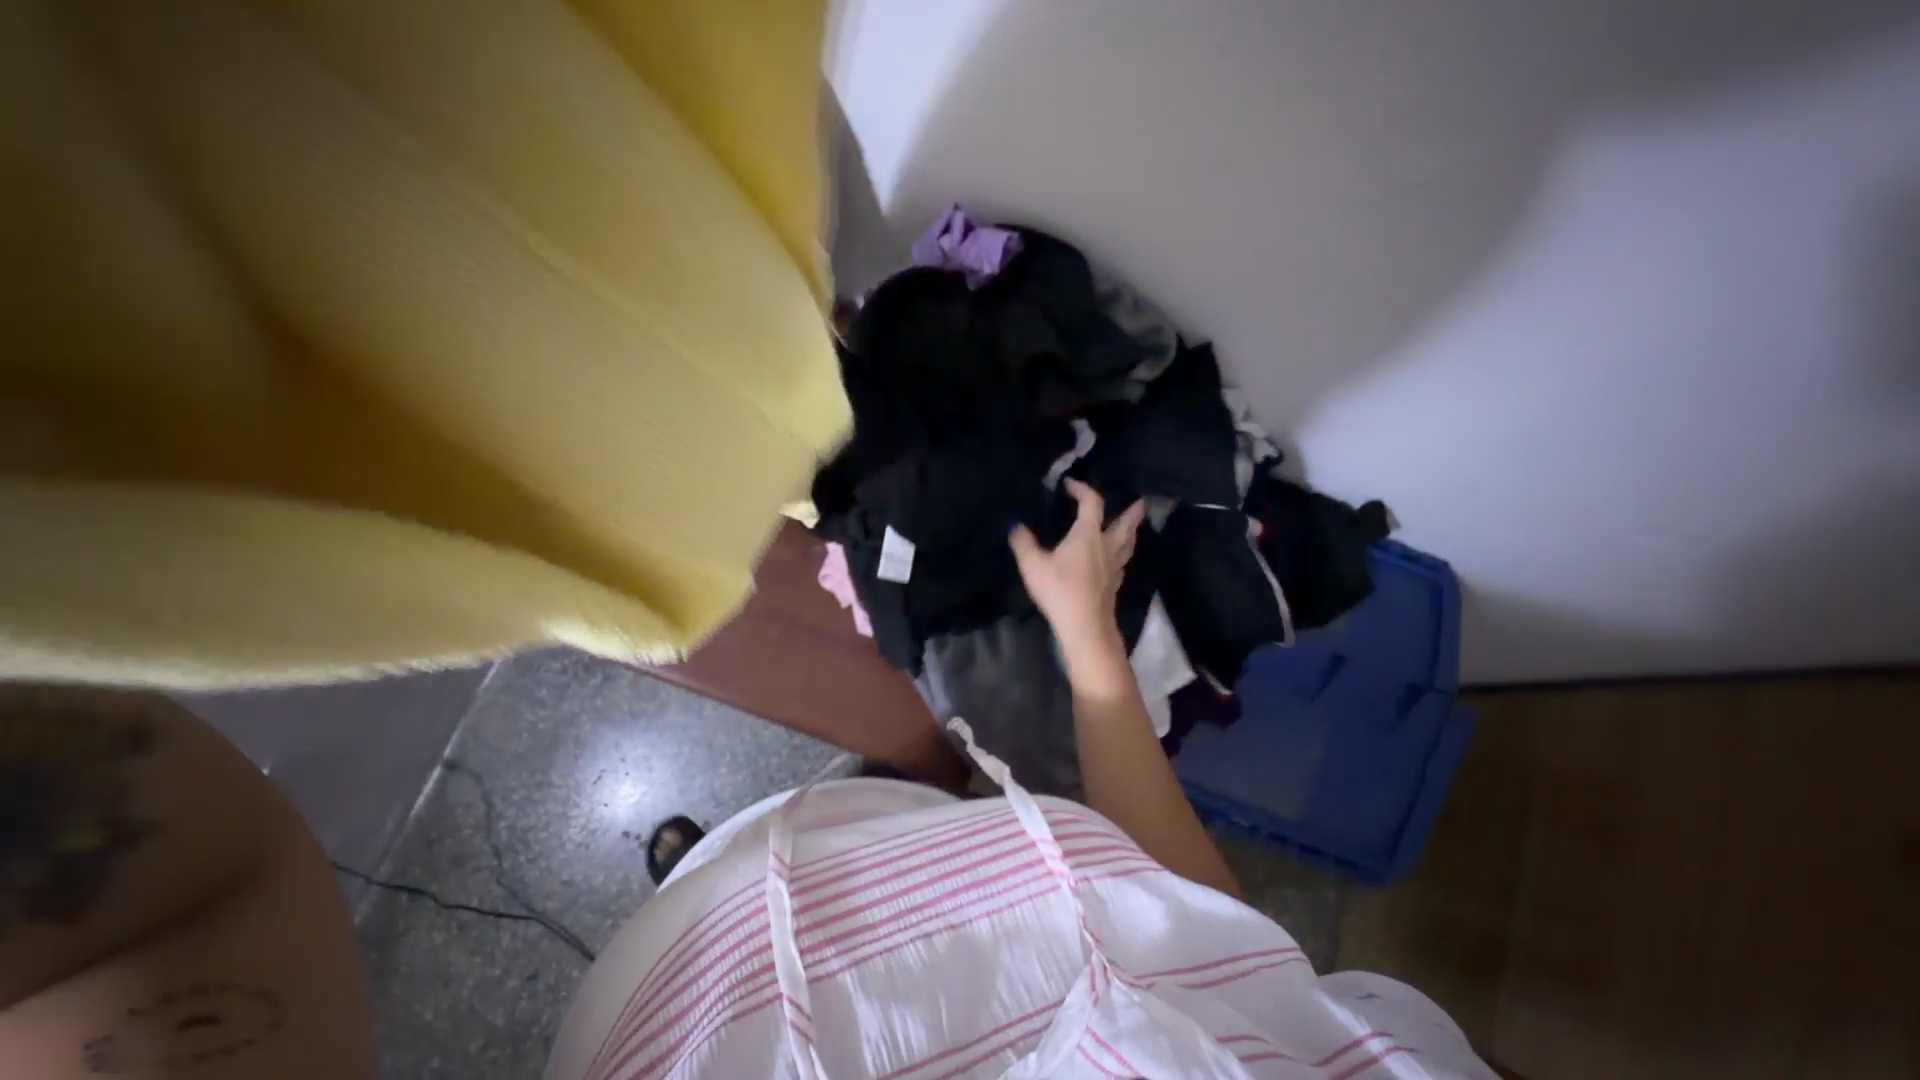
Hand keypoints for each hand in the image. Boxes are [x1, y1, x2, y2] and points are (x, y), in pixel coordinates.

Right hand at [1010, 479, 1144, 658]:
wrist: (1085, 625)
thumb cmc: (1060, 589)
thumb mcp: (1033, 565)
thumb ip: (1023, 543)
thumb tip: (1015, 526)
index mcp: (1087, 534)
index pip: (1091, 502)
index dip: (1082, 489)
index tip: (1070, 484)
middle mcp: (1106, 546)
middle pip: (1124, 524)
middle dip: (1131, 512)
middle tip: (1140, 502)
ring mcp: (1114, 567)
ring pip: (1128, 544)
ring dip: (1132, 533)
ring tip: (1134, 527)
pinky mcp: (1115, 586)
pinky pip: (1122, 564)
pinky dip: (1122, 556)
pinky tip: (1118, 562)